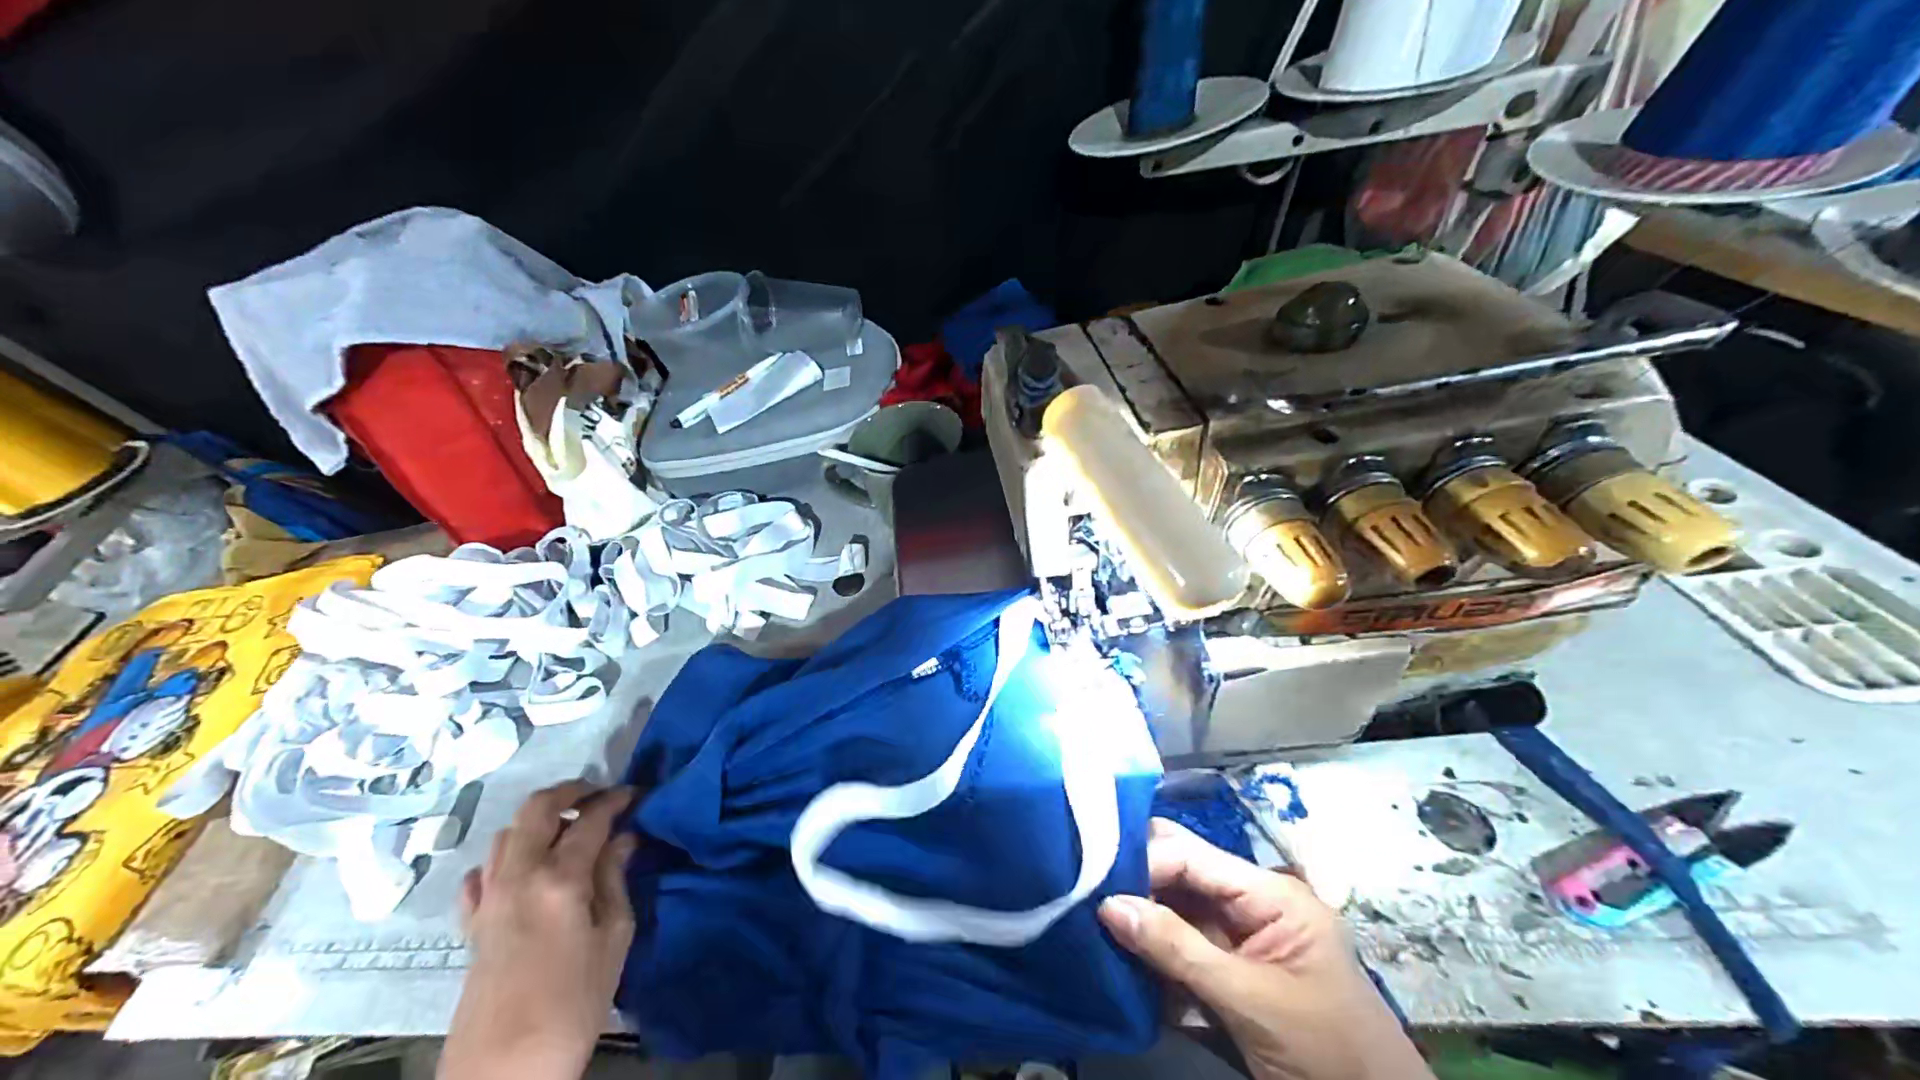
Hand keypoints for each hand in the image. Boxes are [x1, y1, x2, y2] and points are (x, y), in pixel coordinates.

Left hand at [440, 782, 637, 1079]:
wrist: (505, 1070)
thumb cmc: (575, 1004)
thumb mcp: (613, 939)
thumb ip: (615, 880)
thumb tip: (623, 839)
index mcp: (559, 879)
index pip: (591, 819)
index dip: (616, 800)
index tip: (636, 794)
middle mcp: (517, 876)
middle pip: (537, 808)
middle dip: (571, 791)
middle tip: (599, 795)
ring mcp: (487, 898)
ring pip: (506, 834)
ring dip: (538, 820)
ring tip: (568, 828)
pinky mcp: (470, 924)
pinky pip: (481, 872)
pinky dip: (504, 858)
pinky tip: (524, 870)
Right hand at [1099, 819, 1431, 1079]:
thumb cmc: (1327, 1053)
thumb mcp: (1250, 1000)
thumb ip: (1177, 949)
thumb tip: (1107, 905)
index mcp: (1270, 894)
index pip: (1194, 857)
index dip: (1145, 861)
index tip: (1094, 877)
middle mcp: (1252, 904)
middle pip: (1183, 876)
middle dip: (1136, 881)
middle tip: (1083, 887)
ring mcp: (1240, 939)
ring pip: (1176, 911)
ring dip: (1138, 918)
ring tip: (1088, 917)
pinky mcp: (1230, 973)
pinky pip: (1181, 948)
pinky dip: (1152, 952)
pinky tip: (1116, 953)